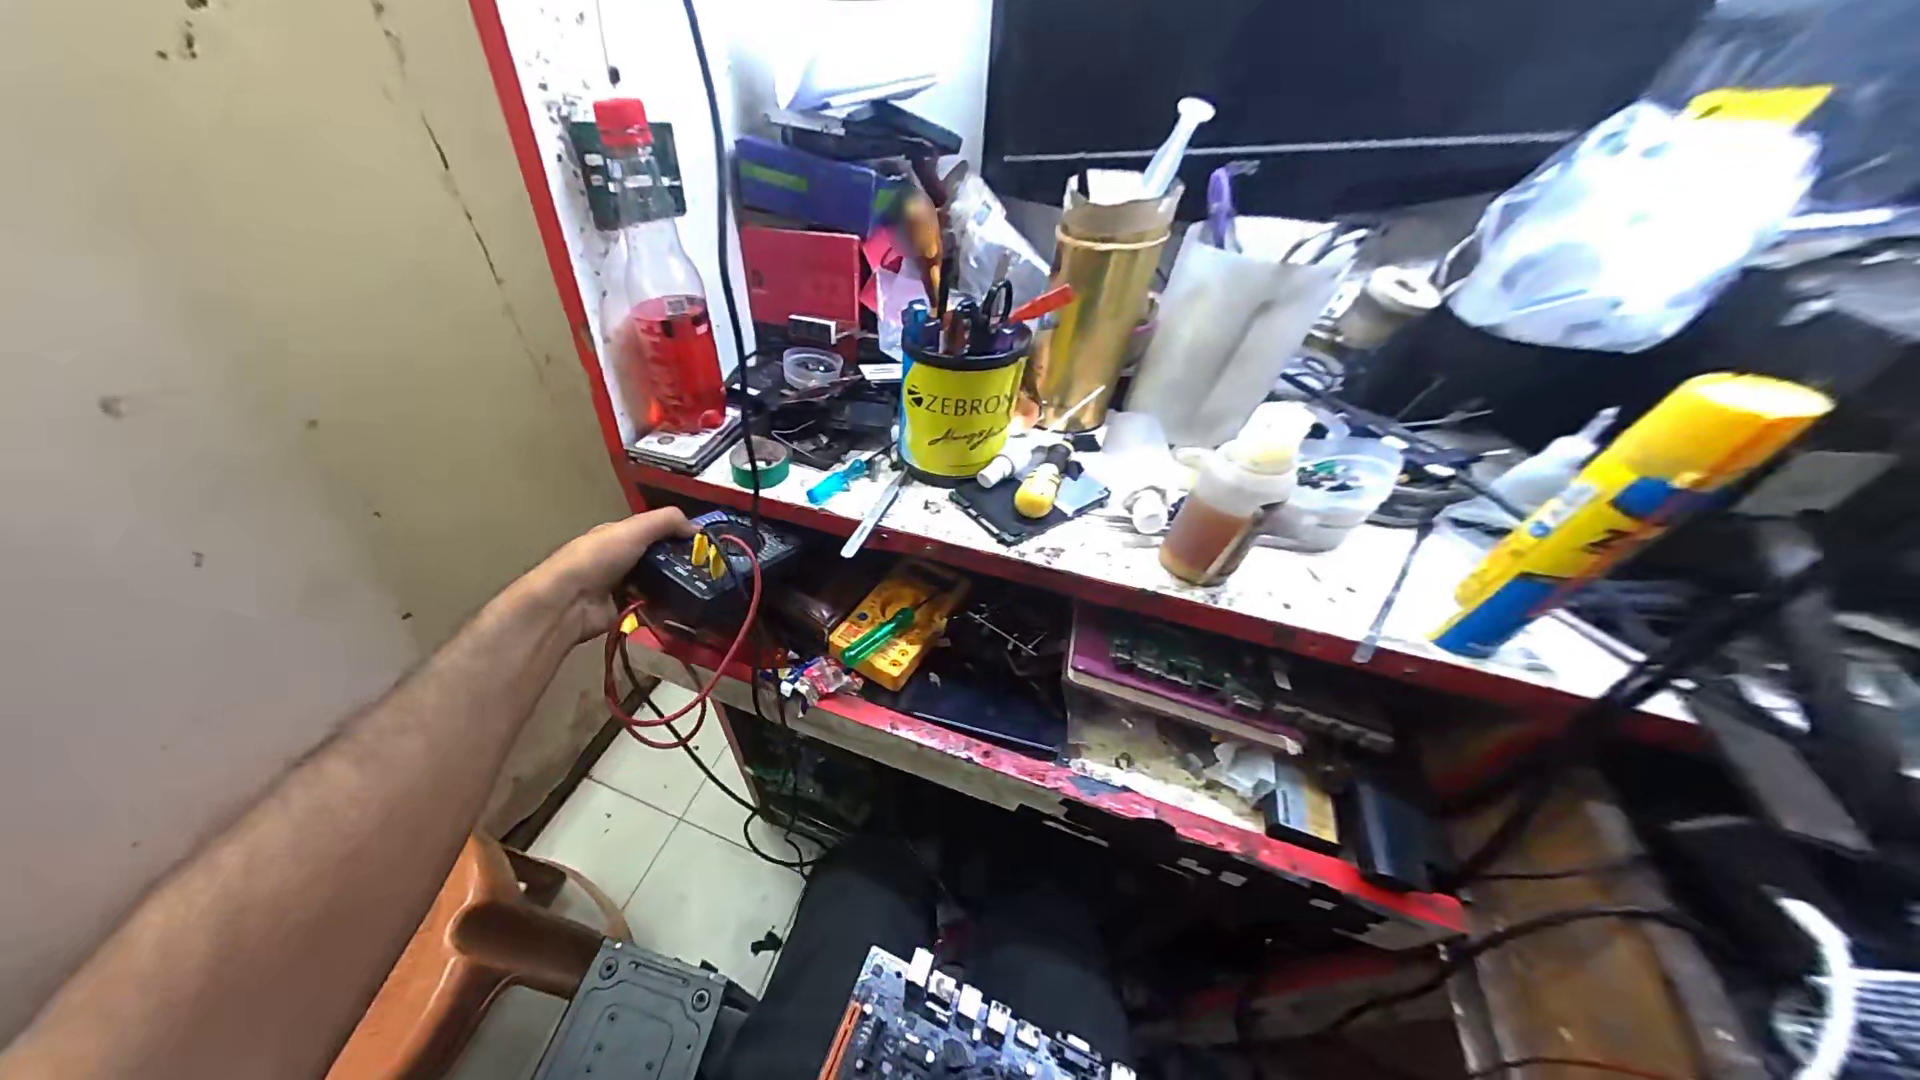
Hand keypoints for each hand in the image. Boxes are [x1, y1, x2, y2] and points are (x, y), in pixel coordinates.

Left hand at [532, 508, 695, 642]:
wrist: (568, 602)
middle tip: (709, 569)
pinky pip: (654, 606)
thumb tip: (698, 527)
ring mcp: (624, 586)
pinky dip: (668, 606)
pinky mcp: (628, 610)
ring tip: (704, 588)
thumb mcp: (634, 529)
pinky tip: (686, 606)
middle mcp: (621, 560)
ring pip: (659, 583)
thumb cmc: (598, 558)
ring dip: (677, 586)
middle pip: (660, 558)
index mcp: (619, 536)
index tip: (704, 544)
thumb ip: (666, 521)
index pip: (655, 531)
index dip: (678, 535)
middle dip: (681, 562)